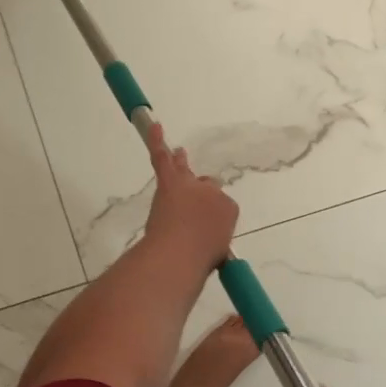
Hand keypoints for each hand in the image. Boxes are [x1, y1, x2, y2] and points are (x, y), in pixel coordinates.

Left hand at [143, 124, 237, 271]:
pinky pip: (162, 157)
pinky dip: (157, 141)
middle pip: (208, 188)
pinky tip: (155, 126)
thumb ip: (212, 241)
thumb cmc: (199, 260)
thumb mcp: (217, 253)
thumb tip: (202, 240)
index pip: (222, 207)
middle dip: (201, 194)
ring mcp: (192, 186)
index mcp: (229, 211)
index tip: (203, 228)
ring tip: (179, 153)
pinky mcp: (170, 182)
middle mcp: (214, 194)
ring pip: (186, 171)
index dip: (210, 215)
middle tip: (194, 207)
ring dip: (182, 163)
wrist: (180, 254)